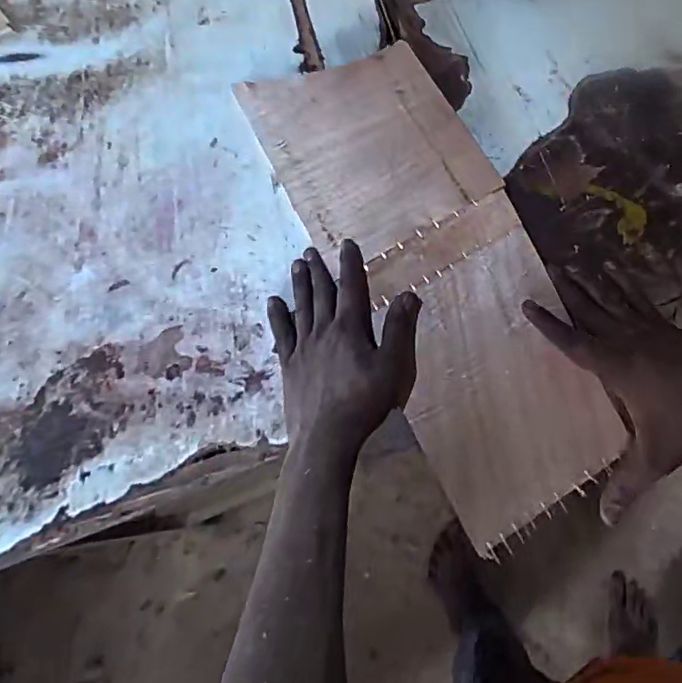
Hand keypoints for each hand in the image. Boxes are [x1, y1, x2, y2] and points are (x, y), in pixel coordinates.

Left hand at [268, 241, 422, 459]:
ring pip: (301, 307)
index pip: (351, 287)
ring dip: (300, 285)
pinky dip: (278, 315)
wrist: (325, 437)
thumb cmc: (365, 403)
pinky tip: (273, 303)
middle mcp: (324, 330)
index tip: (346, 245)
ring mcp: (303, 347)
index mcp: (350, 328)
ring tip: (297, 264)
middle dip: (319, 270)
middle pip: (321, 293)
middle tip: (311, 250)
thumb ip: (399, 329)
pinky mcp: (289, 365)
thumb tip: (408, 294)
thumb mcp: (393, 367)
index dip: (350, 264)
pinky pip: (282, 333)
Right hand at [523, 264, 681, 524]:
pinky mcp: (666, 327)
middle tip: (549, 265)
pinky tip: (617, 269)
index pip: (573, 343)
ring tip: (575, 260)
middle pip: (590, 310)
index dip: (549, 324)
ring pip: (612, 299)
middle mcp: (626, 341)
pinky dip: (625, 283)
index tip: (528, 303)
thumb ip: (627, 485)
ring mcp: (648, 329)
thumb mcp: (655, 457)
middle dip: (567, 289)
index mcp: (615, 367)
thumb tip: (604, 521)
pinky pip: (639, 299)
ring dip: (592, 280)